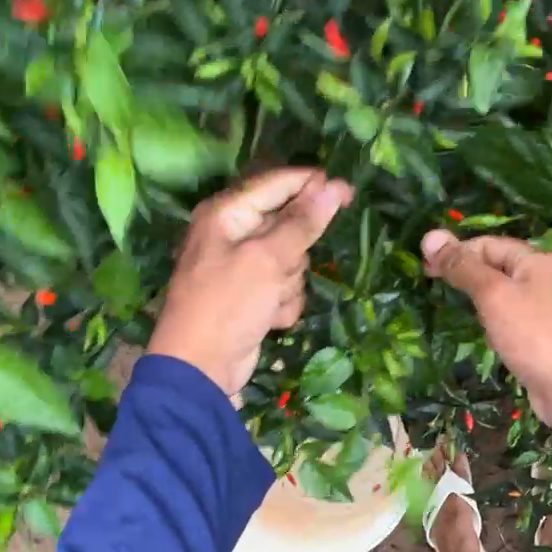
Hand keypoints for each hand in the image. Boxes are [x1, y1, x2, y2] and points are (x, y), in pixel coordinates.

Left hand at [149, 168, 352, 394]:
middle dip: (295, 255)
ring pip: (293, 263)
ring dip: (289, 286)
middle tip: (281, 273)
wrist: (202, 367)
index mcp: (227, 213)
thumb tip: (335, 186)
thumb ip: (303, 223)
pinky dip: (282, 305)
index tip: (349, 192)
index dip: (313, 185)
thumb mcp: (268, 260)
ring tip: (268, 303)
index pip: (277, 185)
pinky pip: (285, 290)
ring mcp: (243, 268)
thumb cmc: (227, 305)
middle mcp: (233, 235)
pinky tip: (268, 320)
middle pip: (289, 228)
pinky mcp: (252, 297)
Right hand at [421, 230, 551, 440]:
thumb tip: (430, 236)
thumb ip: (463, 267)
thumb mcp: (493, 296)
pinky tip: (485, 334)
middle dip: (466, 274)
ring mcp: (546, 309)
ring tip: (455, 308)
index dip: (456, 252)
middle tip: (434, 288)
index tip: (426, 270)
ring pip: (504, 294)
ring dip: (479, 298)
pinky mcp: (543, 336)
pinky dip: (494, 321)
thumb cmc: (533, 336)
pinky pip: (512, 319)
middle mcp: (544, 279)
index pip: (488, 244)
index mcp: (535, 260)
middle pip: (497, 266)